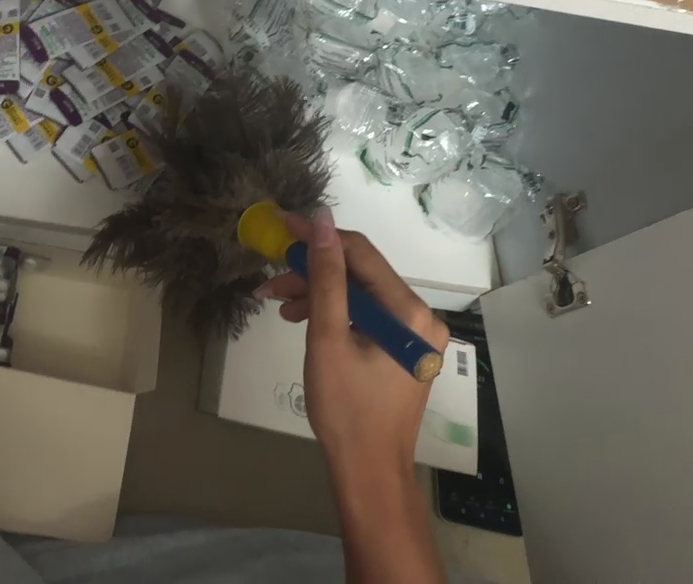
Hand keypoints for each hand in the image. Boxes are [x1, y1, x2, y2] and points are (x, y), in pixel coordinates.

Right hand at [260, 208, 452, 481]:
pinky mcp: (402, 347)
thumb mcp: (328, 337)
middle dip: (311, 271)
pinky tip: (301, 318)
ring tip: (278, 304)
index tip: (281, 226)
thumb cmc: (346, 407)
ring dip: (317, 292)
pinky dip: (332, 312)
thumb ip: (325, 276)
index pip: (360, 252)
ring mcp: (413, 333)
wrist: (367, 473)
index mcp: (409, 311)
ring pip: (358, 293)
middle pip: (359, 273)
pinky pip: (364, 314)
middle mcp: (420, 316)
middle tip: (272, 279)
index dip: (318, 236)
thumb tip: (321, 219)